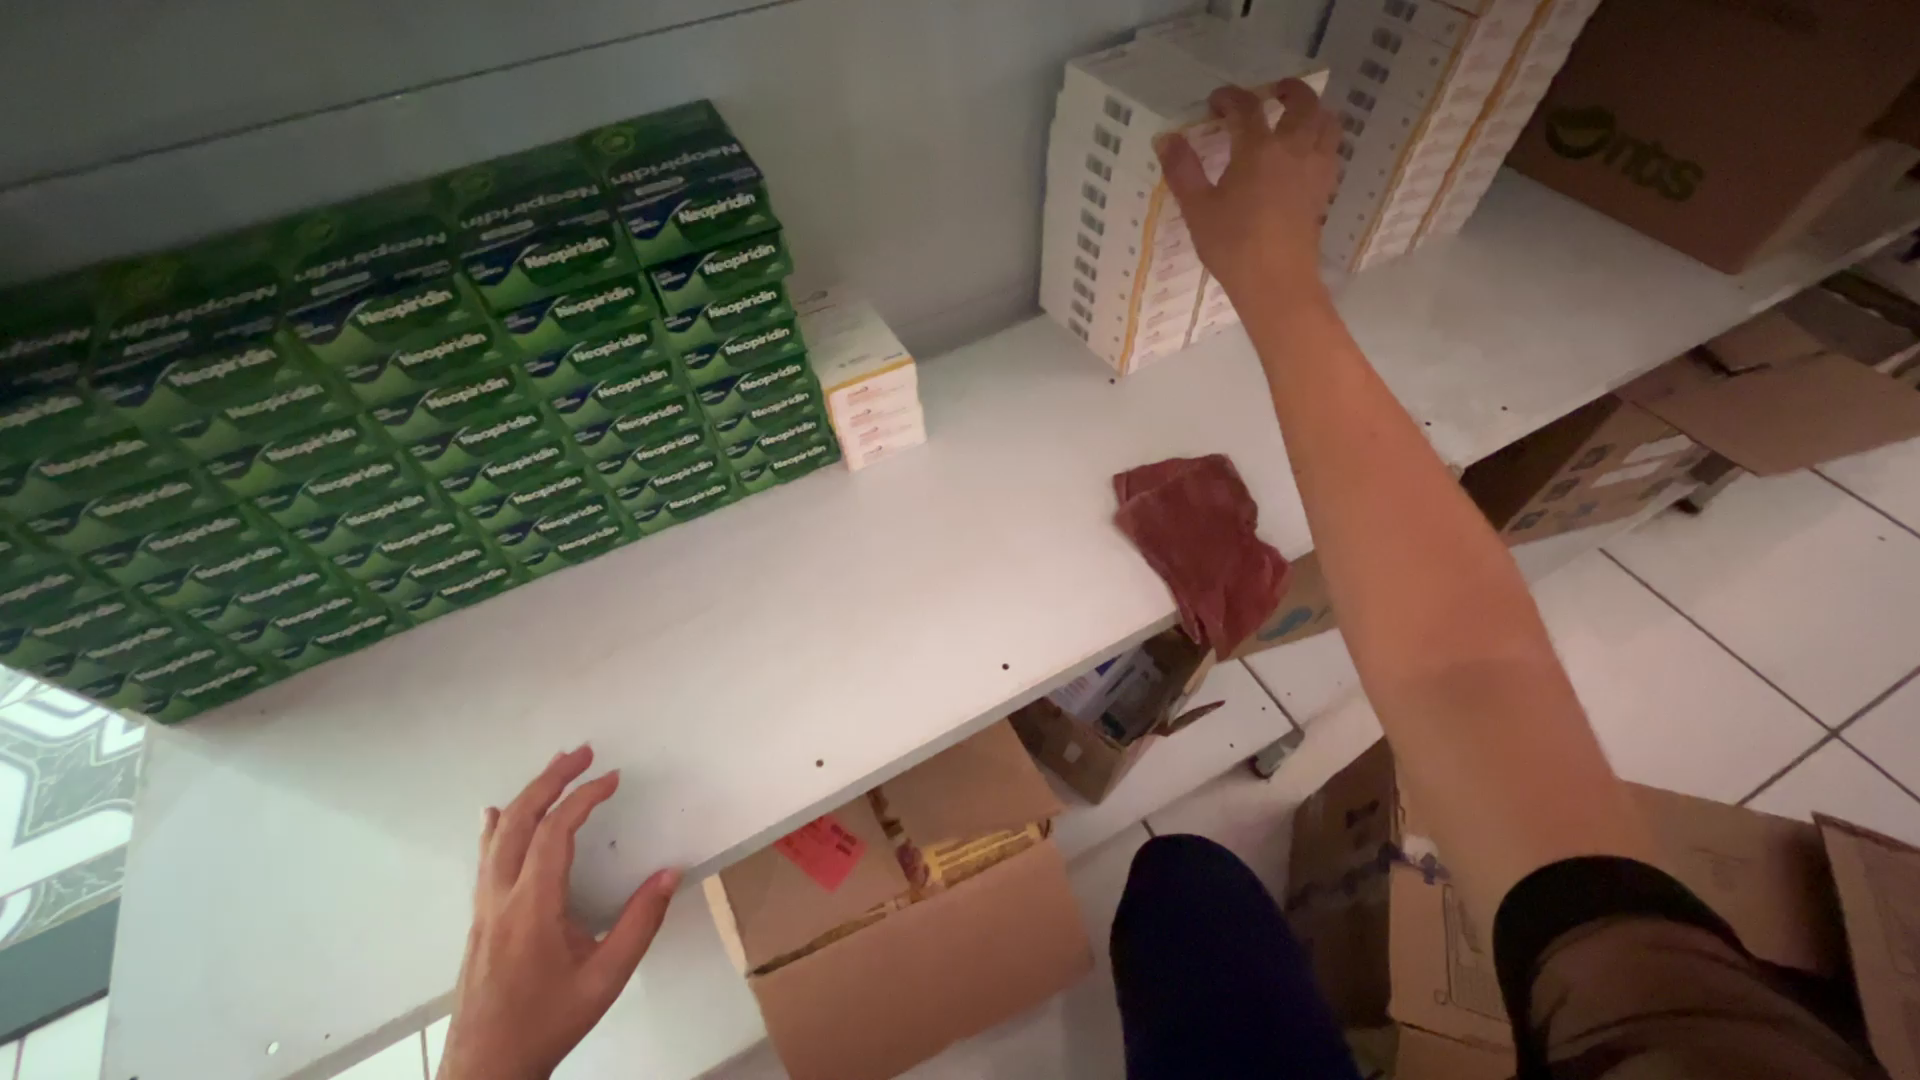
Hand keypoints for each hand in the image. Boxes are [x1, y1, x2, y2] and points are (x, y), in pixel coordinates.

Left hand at [438, 745, 681, 1079]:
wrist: (485, 1071)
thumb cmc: (548, 1022)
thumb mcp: (606, 978)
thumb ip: (640, 923)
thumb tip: (669, 873)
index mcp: (532, 907)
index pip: (555, 833)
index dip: (584, 798)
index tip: (612, 778)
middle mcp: (500, 898)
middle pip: (518, 822)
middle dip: (550, 780)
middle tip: (581, 752)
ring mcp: (483, 908)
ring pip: (497, 837)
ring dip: (527, 796)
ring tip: (553, 768)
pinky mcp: (478, 919)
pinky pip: (486, 858)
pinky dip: (497, 826)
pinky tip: (495, 815)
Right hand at [1156, 80, 1340, 307]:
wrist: (1275, 281)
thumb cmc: (1232, 246)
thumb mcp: (1197, 209)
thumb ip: (1182, 171)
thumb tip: (1166, 139)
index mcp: (1258, 149)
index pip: (1246, 109)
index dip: (1230, 98)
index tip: (1216, 101)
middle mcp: (1293, 149)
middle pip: (1302, 103)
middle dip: (1287, 91)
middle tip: (1271, 92)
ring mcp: (1314, 169)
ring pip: (1326, 123)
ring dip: (1313, 111)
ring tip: (1297, 116)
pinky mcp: (1323, 191)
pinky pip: (1331, 151)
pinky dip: (1321, 140)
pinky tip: (1308, 153)